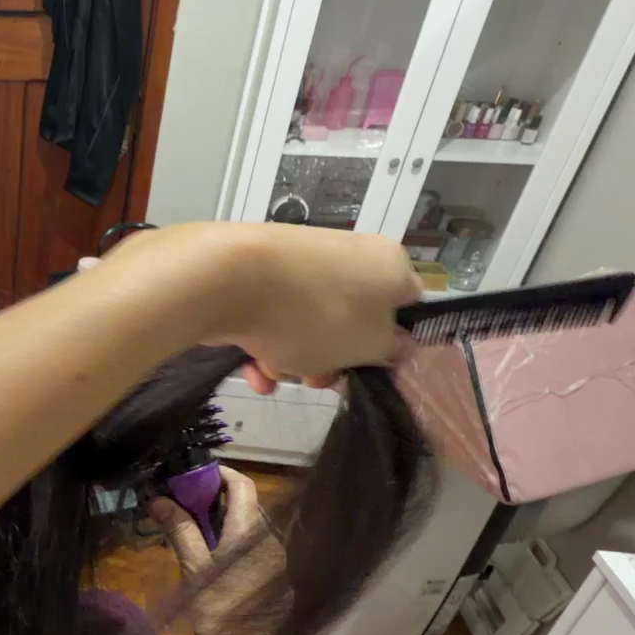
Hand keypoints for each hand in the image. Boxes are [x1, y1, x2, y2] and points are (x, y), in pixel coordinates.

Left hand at [96, 222, 419, 383]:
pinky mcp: (254, 278)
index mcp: (388, 263)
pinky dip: (262, 347)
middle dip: (331, 360)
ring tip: (274, 370)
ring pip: (305, 327)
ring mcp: (297, 266)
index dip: (389, 344)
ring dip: (292, 360)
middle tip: (315, 379)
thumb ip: (388, 349)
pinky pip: (269, 321)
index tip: (368, 369)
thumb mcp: (368, 344)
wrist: (228, 281)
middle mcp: (346, 256)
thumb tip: (394, 344)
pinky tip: (251, 368)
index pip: (405, 306)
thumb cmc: (313, 313)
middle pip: (348, 323)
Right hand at [147, 465, 268, 634]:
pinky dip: (225, 536)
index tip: (183, 480)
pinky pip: (247, 540)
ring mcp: (272, 553)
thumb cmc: (224, 614)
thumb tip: (158, 499)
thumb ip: (180, 532)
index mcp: (249, 531)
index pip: (240, 483)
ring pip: (243, 521)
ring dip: (214, 518)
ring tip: (183, 529)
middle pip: (240, 500)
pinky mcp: (271, 569)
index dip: (214, 473)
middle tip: (174, 506)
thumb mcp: (195, 571)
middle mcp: (267, 535)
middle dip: (207, 497)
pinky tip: (204, 554)